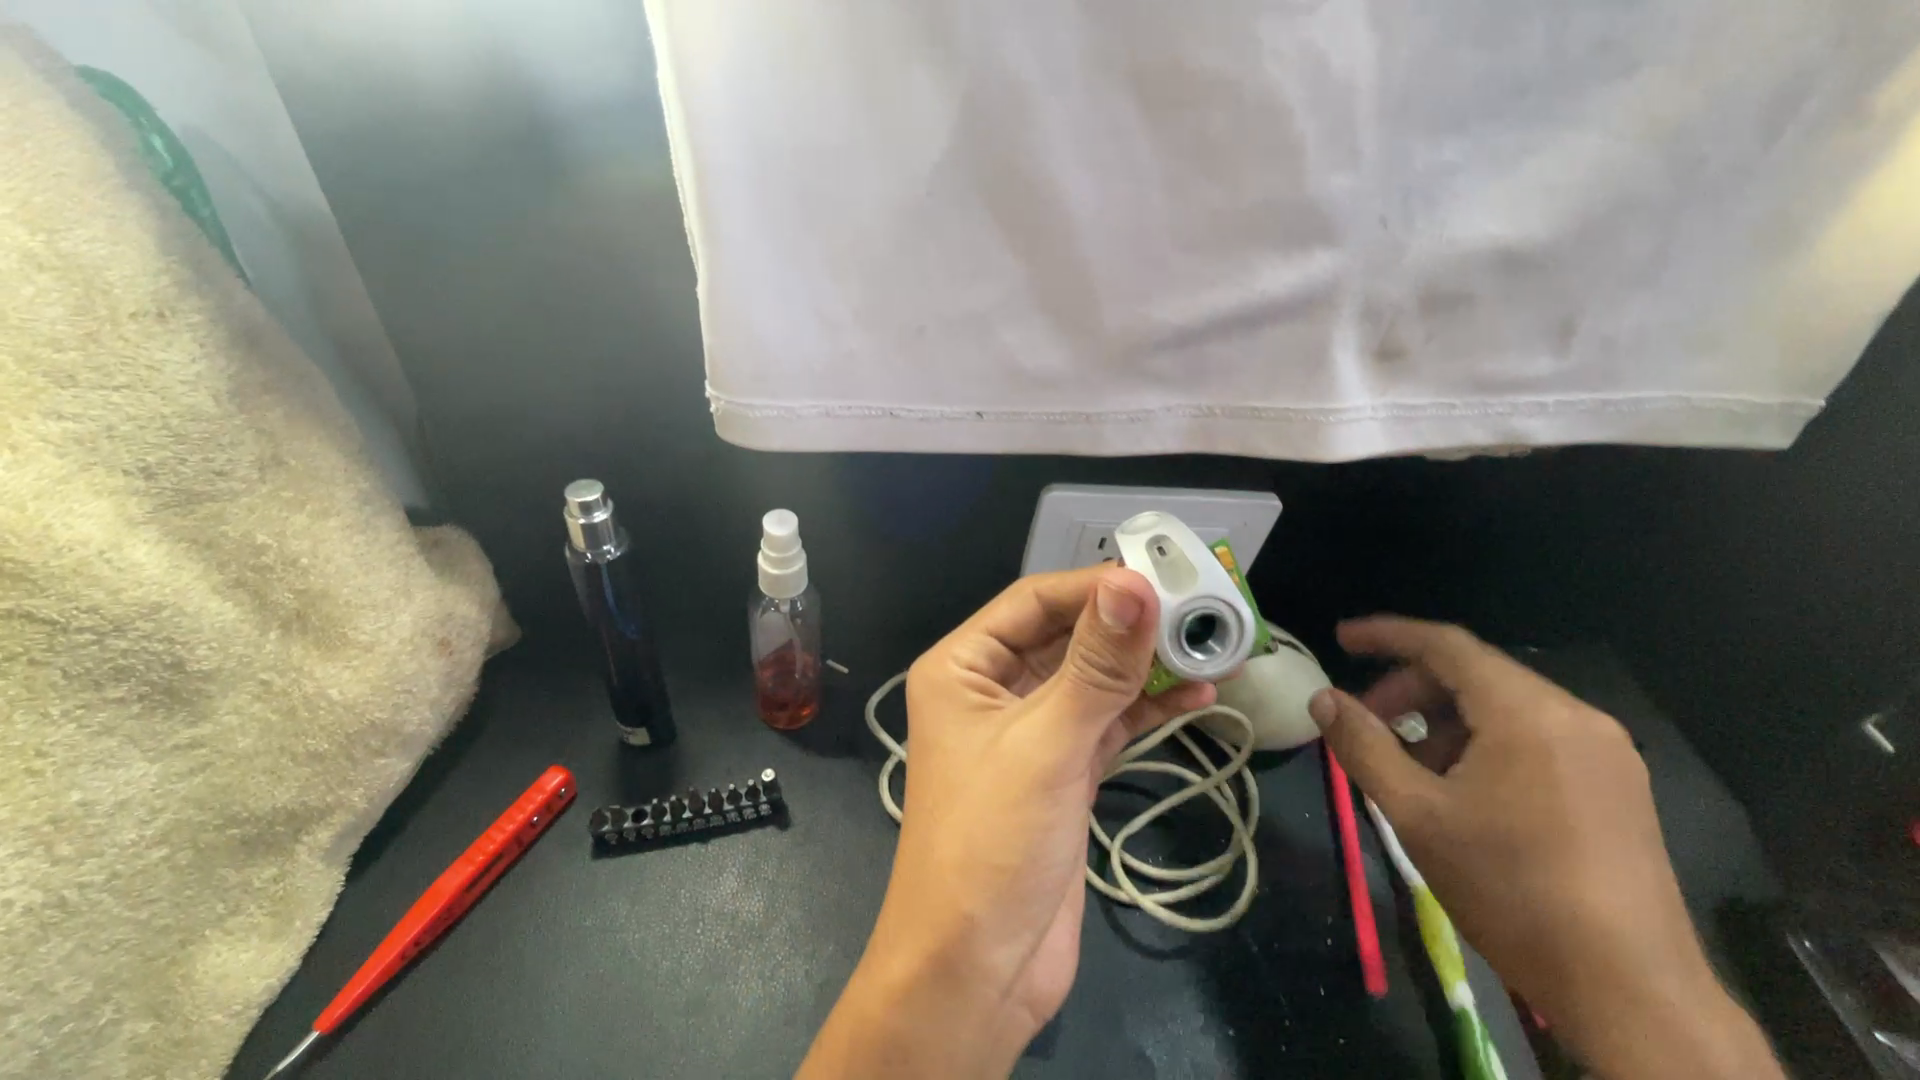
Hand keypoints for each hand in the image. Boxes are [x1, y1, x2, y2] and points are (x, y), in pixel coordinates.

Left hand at [799, 566, 1214, 1078]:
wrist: (975, 968)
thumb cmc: (991, 843)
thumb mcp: (1045, 744)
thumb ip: (1096, 666)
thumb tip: (1134, 583)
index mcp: (962, 668)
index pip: (1034, 601)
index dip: (1097, 586)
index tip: (1166, 579)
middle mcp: (992, 690)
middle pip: (1068, 636)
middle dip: (1131, 625)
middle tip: (1203, 610)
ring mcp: (1030, 733)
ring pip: (1094, 680)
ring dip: (1148, 666)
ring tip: (1214, 648)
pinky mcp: (1061, 772)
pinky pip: (1108, 723)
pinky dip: (1149, 709)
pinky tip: (1197, 695)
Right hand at [1311, 616, 1780, 1079]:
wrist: (1628, 987)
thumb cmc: (1510, 889)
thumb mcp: (1417, 815)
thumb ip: (1363, 746)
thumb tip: (1324, 698)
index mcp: (1529, 712)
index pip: (1447, 645)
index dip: (1387, 635)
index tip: (1341, 638)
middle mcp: (1576, 716)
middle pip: (1476, 676)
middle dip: (1412, 691)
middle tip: (1366, 727)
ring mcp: (1607, 753)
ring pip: (1506, 710)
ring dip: (1446, 723)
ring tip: (1410, 771)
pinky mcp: (1618, 788)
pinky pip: (1537, 740)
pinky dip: (1486, 746)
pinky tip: (1462, 793)